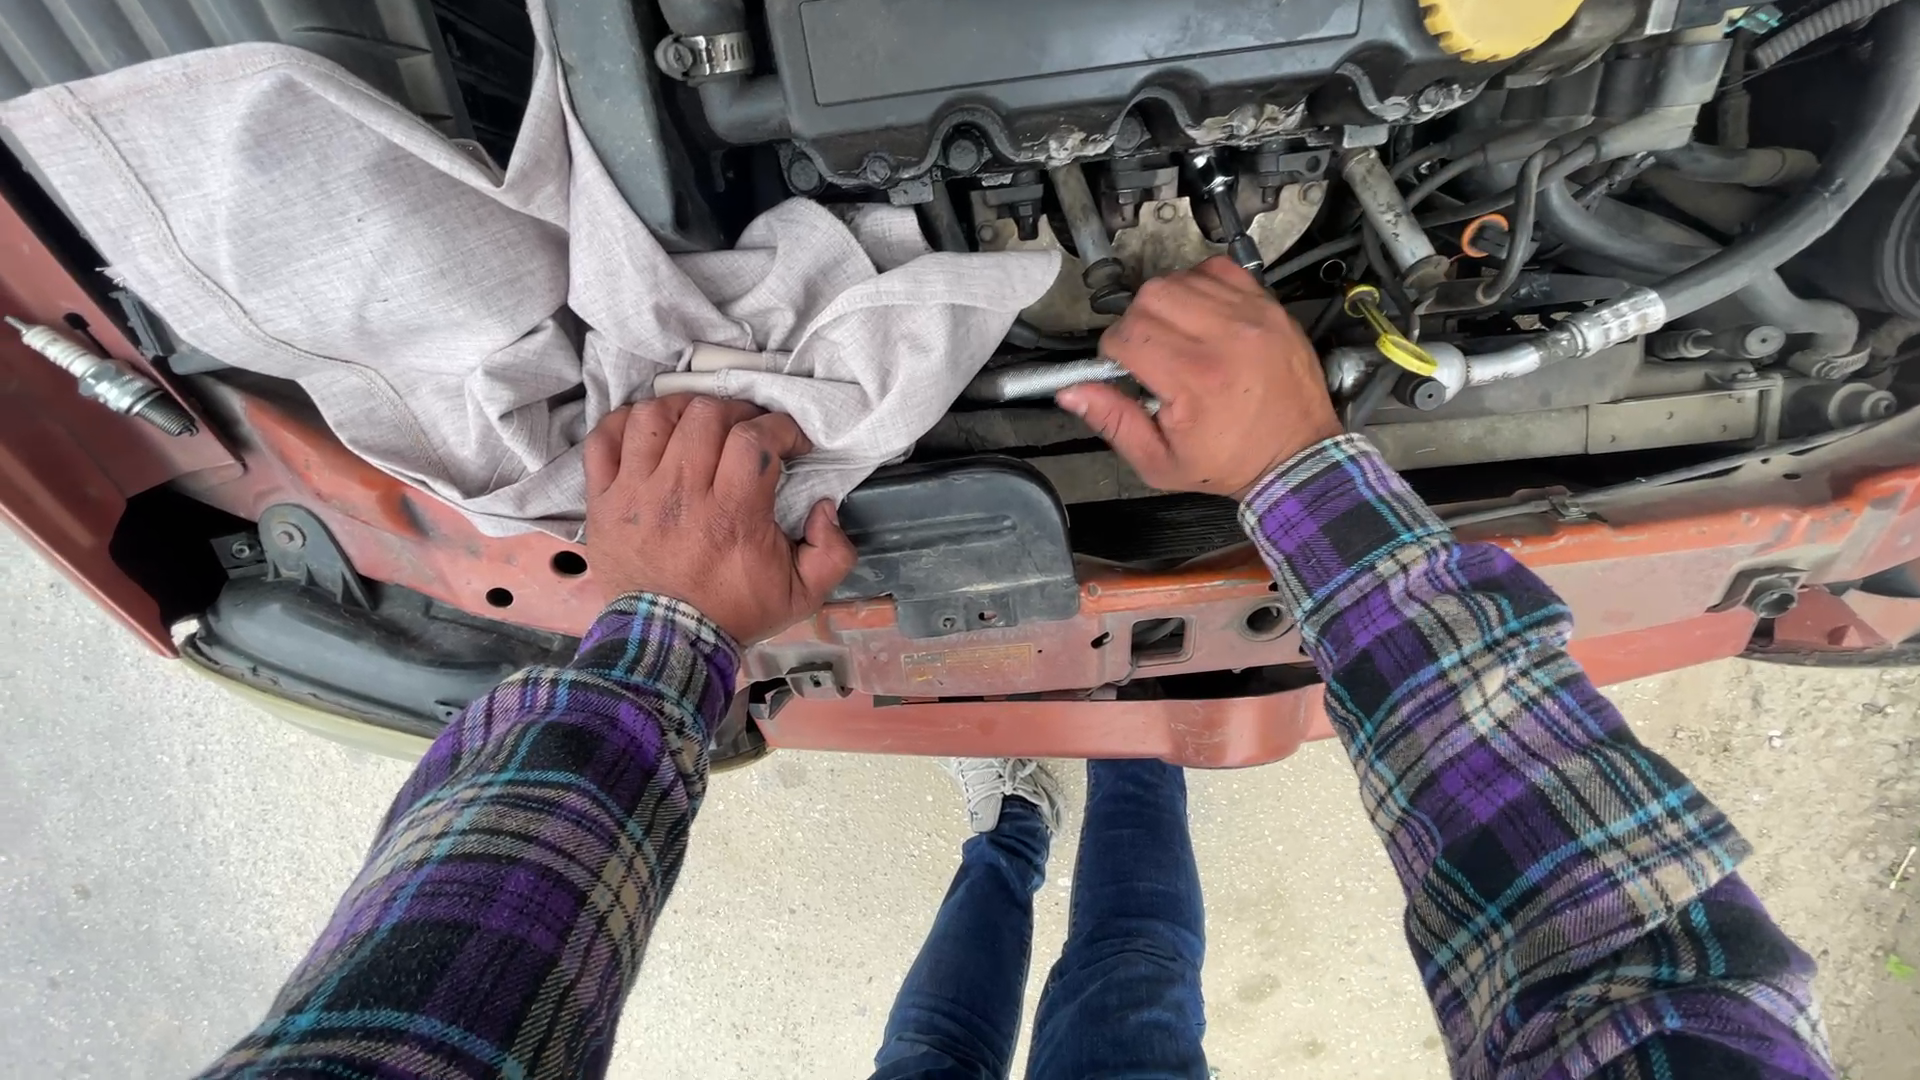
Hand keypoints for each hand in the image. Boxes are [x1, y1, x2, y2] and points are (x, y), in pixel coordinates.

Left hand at [582, 394, 856, 643]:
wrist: (670, 643)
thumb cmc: (736, 612)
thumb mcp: (805, 594)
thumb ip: (833, 551)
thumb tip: (825, 506)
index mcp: (733, 513)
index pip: (754, 438)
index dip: (781, 427)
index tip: (793, 442)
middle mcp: (681, 494)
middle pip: (706, 416)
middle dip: (738, 412)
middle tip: (750, 430)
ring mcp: (636, 493)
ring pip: (655, 417)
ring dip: (684, 409)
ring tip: (701, 425)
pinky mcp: (603, 501)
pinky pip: (604, 439)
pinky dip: (626, 423)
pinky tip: (651, 431)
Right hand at [1056, 256, 1341, 498]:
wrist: (1295, 457)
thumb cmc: (1231, 462)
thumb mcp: (1158, 461)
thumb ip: (1113, 422)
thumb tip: (1073, 392)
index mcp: (1195, 379)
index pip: (1126, 335)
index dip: (1113, 352)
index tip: (1123, 368)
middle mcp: (1225, 338)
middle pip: (1149, 298)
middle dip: (1135, 325)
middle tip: (1146, 353)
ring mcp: (1251, 316)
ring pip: (1179, 279)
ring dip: (1165, 305)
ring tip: (1173, 336)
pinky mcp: (1268, 306)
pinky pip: (1218, 270)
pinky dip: (1199, 285)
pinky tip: (1200, 316)